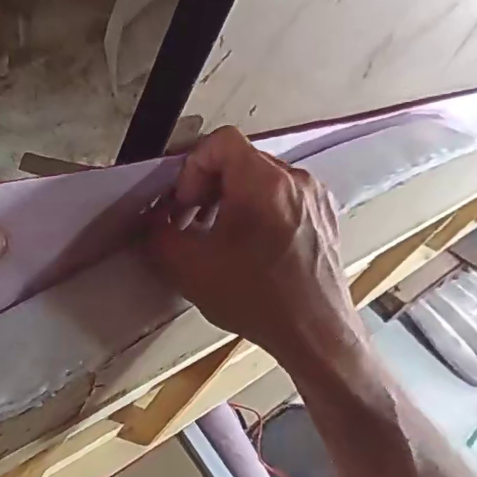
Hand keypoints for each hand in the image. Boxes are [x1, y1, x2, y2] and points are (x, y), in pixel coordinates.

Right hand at [145, 127, 363, 369]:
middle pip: (239, 159)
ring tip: (217, 235)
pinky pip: (282, 196)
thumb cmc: (260, 300)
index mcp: (263, 183)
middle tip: (191, 219)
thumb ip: (158, 234)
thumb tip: (153, 221)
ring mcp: (314, 198)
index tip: (185, 202)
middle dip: (207, 185)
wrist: (314, 333)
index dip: (191, 169)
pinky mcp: (323, 217)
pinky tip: (246, 247)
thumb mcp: (189, 268)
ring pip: (260, 178)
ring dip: (230, 198)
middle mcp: (294, 181)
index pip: (220, 142)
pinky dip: (257, 210)